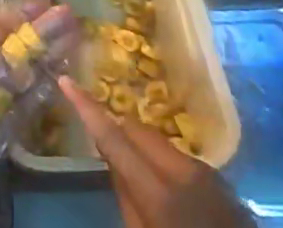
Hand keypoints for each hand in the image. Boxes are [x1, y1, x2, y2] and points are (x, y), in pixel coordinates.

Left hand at [0, 0, 78, 214]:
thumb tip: (25, 69)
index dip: (22, 12)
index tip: (47, 0)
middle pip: (19, 45)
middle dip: (44, 30)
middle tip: (71, 16)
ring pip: (30, 71)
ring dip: (51, 54)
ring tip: (76, 39)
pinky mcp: (6, 128)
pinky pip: (32, 103)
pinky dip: (49, 88)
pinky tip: (64, 74)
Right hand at [60, 77, 251, 227]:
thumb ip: (126, 201)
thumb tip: (113, 161)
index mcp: (158, 191)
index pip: (114, 139)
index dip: (87, 109)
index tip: (67, 81)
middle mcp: (182, 168)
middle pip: (138, 130)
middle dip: (118, 131)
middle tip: (104, 150)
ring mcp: (203, 167)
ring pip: (159, 141)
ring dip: (141, 150)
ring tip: (136, 178)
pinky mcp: (215, 174)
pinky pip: (178, 156)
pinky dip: (162, 162)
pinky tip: (163, 189)